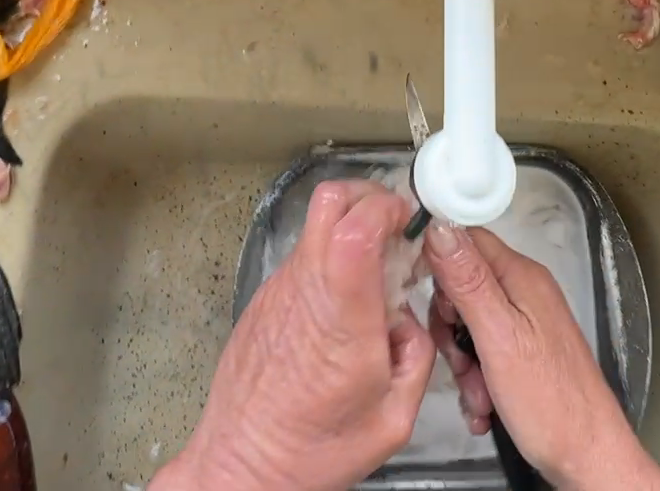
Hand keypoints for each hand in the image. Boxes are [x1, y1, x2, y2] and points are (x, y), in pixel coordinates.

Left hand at [154, 180, 435, 490]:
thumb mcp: (394, 418)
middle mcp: (306, 288)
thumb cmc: (311, 449)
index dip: (388, 207)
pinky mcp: (265, 298)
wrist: (242, 466)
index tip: (407, 219)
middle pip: (330, 200)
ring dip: (349, 229)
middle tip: (392, 224)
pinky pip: (303, 257)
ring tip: (370, 273)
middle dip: (369, 196)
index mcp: (343, 315)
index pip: (358, 226)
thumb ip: (417, 354)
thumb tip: (408, 319)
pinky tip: (340, 303)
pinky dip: (328, 260)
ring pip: (316, 225)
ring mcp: (280, 288)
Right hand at [423, 224, 659, 490]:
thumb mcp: (498, 336)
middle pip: (462, 283)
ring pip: (469, 322)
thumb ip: (467, 280)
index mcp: (521, 275)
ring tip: (478, 394)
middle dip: (450, 326)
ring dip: (462, 360)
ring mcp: (526, 320)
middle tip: (460, 360)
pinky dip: (477, 377)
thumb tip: (439, 225)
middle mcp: (524, 289)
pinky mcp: (524, 350)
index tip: (435, 305)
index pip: (465, 239)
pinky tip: (484, 405)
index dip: (439, 265)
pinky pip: (484, 348)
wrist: (590, 461)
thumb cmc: (548, 401)